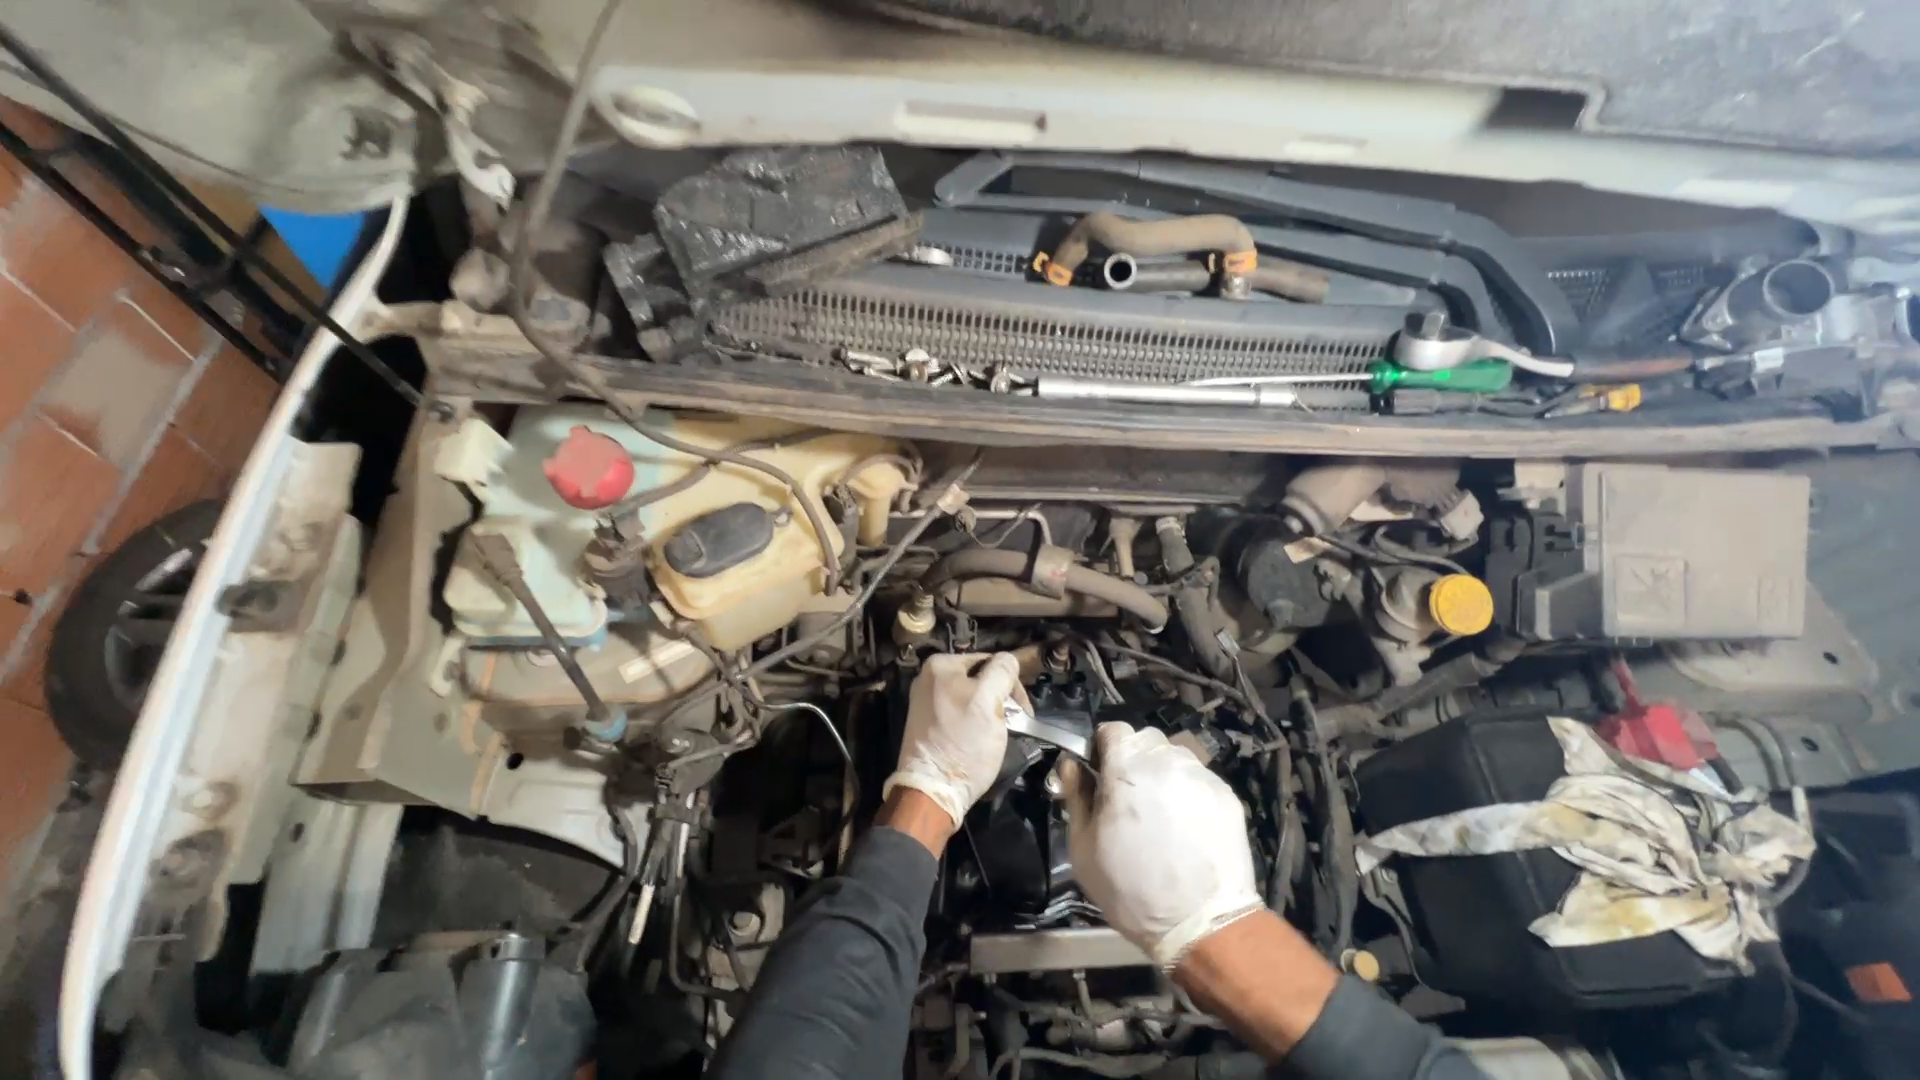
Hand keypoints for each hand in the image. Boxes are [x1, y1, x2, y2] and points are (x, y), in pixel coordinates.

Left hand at [884, 652, 1023, 834]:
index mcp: (940, 665)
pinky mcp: (927, 725)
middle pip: (981, 680)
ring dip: (989, 714)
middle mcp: (928, 678)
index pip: (990, 661)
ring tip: (997, 736)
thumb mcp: (987, 700)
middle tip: (1013, 725)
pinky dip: (974, 725)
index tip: (1022, 711)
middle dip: (1000, 700)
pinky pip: (960, 715)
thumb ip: (1001, 672)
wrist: (932, 791)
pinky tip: (980, 741)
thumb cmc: (962, 743)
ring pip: (973, 699)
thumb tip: (1008, 660)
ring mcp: (925, 702)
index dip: (1011, 684)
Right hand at [1062, 722, 1265, 967]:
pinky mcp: (1226, 795)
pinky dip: (1186, 791)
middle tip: (1128, 795)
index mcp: (1127, 770)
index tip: (1101, 772)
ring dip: (1161, 772)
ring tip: (1159, 810)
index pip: (1113, 729)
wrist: (1203, 925)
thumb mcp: (1084, 848)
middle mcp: (1166, 762)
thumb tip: (1072, 764)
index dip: (1103, 746)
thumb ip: (1076, 796)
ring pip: (1174, 755)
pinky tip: (1184, 825)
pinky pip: (1198, 778)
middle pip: (1145, 739)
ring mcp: (1200, 777)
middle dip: (1133, 758)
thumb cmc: (1131, 890)